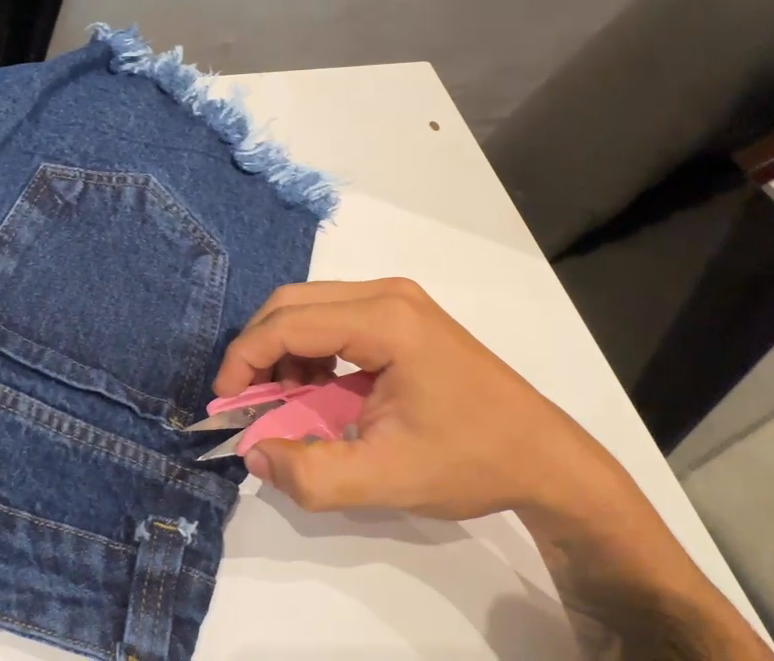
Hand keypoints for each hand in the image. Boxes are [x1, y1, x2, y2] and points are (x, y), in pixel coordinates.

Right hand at [213, 278, 628, 520]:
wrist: (548, 461)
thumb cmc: (472, 462)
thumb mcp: (388, 480)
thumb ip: (312, 474)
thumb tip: (252, 453)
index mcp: (384, 321)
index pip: (288, 324)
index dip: (245, 360)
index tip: (226, 403)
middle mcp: (386, 293)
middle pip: (291, 304)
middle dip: (257, 350)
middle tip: (244, 399)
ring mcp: (396, 299)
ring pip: (308, 307)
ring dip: (282, 350)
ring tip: (281, 400)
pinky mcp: (400, 314)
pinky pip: (332, 317)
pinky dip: (308, 350)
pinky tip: (316, 391)